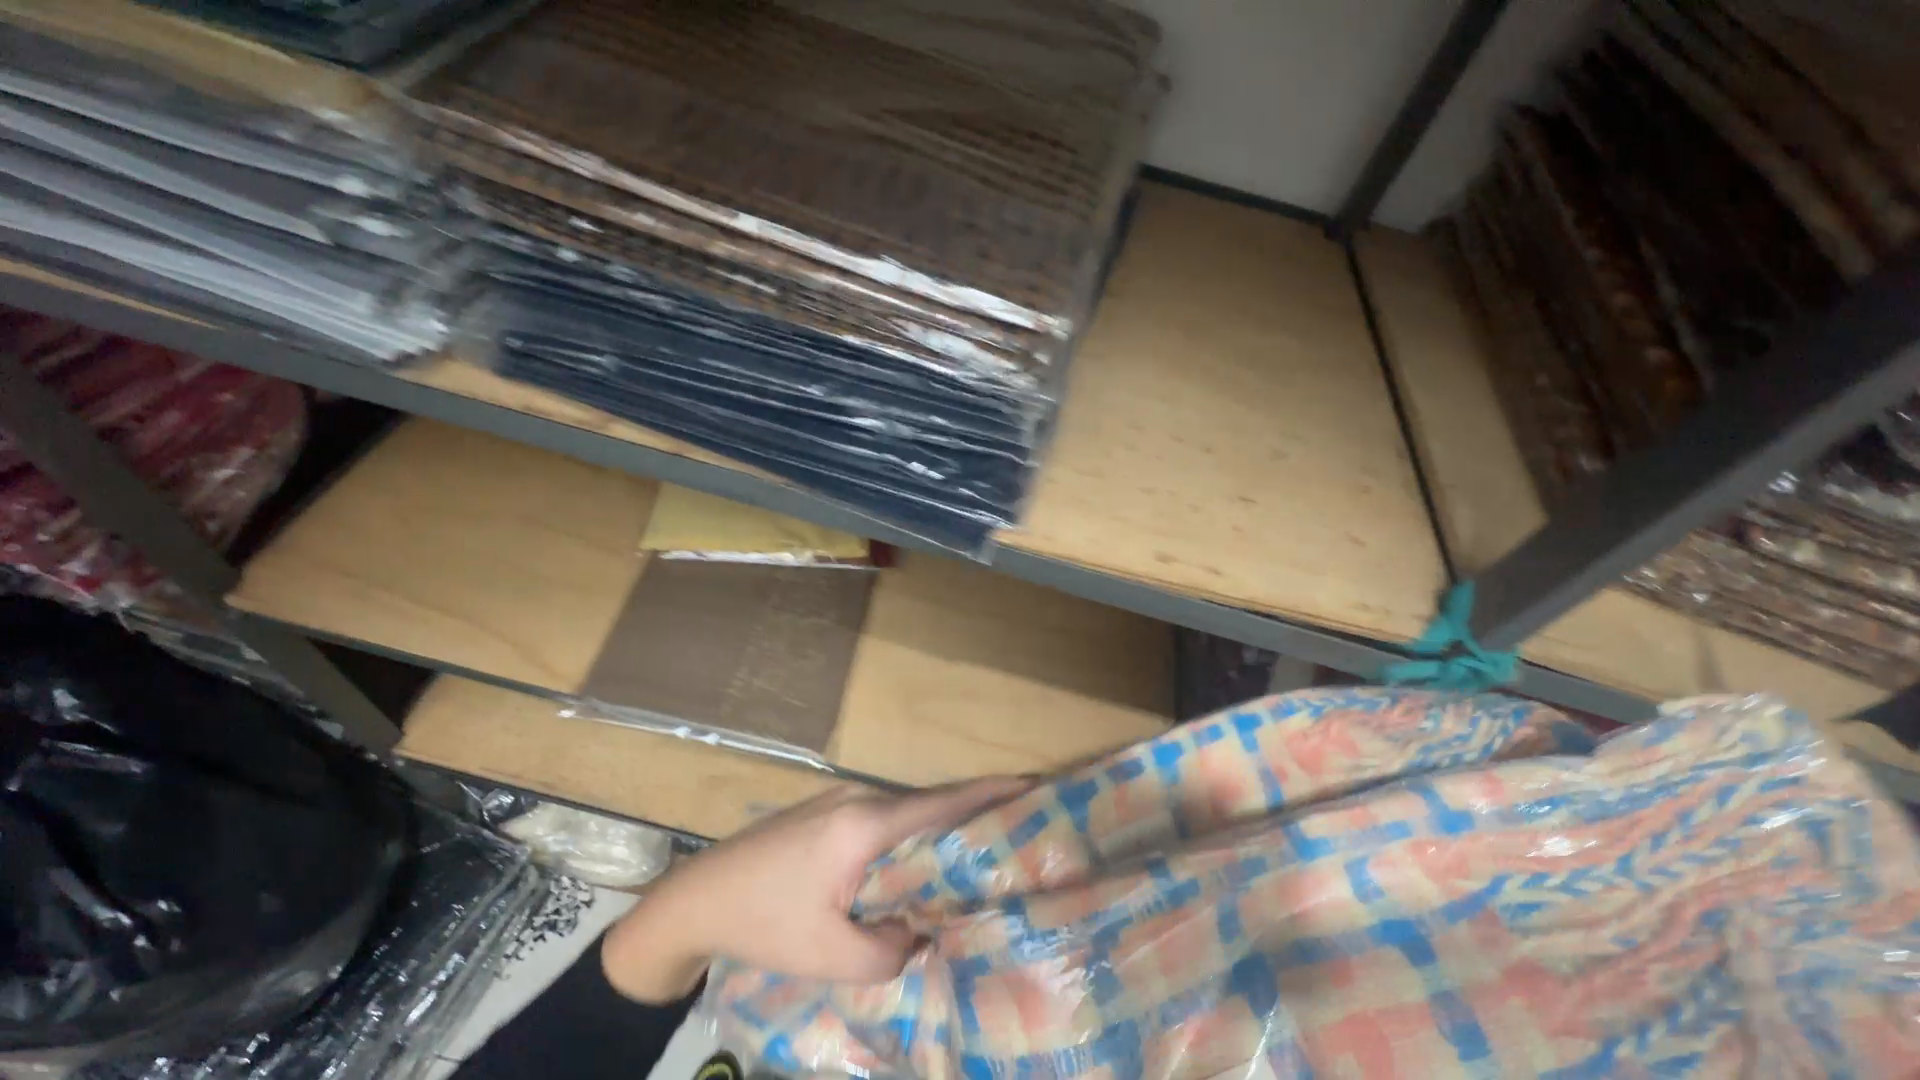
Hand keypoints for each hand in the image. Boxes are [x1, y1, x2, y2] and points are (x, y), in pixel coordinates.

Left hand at [601, 776, 1027, 1002]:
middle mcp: (858, 799)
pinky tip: (923, 864)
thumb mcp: (834, 955)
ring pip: (907, 813)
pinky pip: (885, 820)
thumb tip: (926, 935)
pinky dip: (914, 836)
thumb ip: (894, 949)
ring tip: (982, 850)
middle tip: (1022, 830)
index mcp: (865, 825)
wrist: (696, 898)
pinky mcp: (825, 813)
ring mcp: (839, 800)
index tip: (1036, 786)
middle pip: (931, 803)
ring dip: (943, 827)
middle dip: (977, 813)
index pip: (943, 803)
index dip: (991, 793)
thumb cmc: (765, 922)